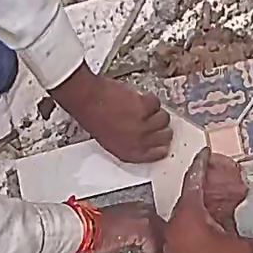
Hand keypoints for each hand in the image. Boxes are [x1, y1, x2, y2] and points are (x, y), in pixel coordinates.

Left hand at [50, 67, 171, 162]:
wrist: (87, 100)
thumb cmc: (93, 118)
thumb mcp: (111, 143)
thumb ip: (130, 145)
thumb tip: (144, 140)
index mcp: (131, 153)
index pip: (159, 154)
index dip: (162, 144)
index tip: (162, 138)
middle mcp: (139, 141)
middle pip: (165, 136)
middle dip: (161, 127)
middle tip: (153, 119)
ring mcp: (143, 124)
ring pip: (164, 118)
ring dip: (156, 111)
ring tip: (143, 107)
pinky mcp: (145, 107)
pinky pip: (156, 103)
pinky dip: (149, 99)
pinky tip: (138, 98)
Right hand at [94, 203, 164, 252]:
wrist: (83, 227)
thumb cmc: (95, 231)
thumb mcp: (123, 236)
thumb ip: (139, 242)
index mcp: (143, 210)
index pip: (161, 235)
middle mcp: (147, 212)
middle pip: (163, 241)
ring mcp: (147, 218)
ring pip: (159, 248)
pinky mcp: (144, 228)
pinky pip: (151, 251)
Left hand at [166, 150, 252, 252]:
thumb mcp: (245, 249)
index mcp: (190, 214)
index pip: (195, 179)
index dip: (203, 164)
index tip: (206, 153)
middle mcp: (178, 223)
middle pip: (192, 194)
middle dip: (210, 185)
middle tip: (223, 177)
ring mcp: (175, 238)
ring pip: (191, 212)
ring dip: (207, 204)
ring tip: (225, 201)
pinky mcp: (178, 252)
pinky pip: (190, 228)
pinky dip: (204, 221)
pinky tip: (219, 225)